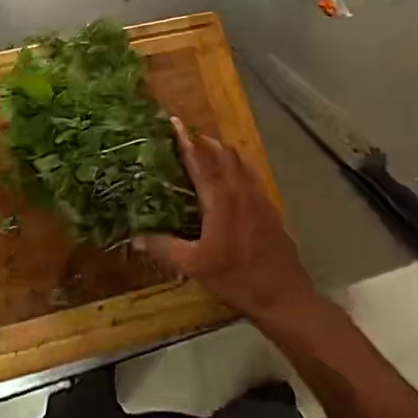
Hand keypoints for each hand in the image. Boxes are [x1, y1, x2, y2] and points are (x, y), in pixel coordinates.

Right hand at [137, 117, 323, 325]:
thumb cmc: (236, 278)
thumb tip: (135, 237)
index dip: (186, 141)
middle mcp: (241, 191)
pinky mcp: (269, 208)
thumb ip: (164, 247)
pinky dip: (236, 167)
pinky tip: (230, 179)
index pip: (200, 161)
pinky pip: (250, 176)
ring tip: (206, 150)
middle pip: (223, 154)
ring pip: (240, 163)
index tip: (174, 122)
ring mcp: (259, 198)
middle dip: (205, 141)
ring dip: (222, 152)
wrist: (283, 294)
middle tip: (186, 136)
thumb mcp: (193, 266)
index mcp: (221, 199)